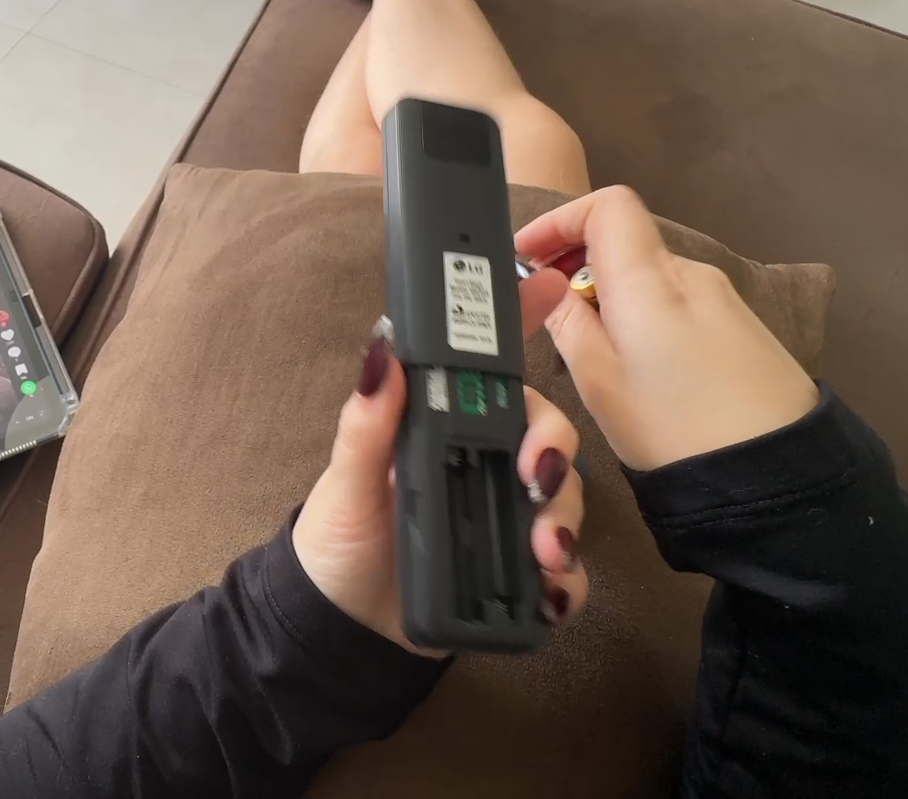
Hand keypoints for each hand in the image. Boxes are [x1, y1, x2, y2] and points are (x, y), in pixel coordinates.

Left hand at [292, 274, 587, 653]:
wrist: (344, 622)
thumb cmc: (338, 535)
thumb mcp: (348, 478)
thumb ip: (366, 422)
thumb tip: (381, 346)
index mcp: (438, 425)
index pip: (485, 368)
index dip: (520, 322)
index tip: (552, 284)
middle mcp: (476, 460)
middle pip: (541, 432)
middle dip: (553, 449)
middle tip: (535, 477)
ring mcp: (498, 513)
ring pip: (561, 496)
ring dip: (565, 518)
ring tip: (545, 553)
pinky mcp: (514, 569)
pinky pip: (562, 568)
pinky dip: (568, 581)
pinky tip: (550, 594)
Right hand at [515, 186, 819, 471]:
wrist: (776, 477)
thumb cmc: (672, 426)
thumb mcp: (596, 377)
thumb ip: (564, 318)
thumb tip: (545, 284)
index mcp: (648, 280)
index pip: (606, 206)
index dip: (559, 219)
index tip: (527, 254)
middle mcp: (689, 273)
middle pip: (622, 238)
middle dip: (573, 260)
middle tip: (543, 305)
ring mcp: (721, 297)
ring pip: (646, 271)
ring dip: (604, 288)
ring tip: (584, 341)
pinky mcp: (740, 323)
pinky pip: (674, 296)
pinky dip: (638, 307)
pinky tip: (632, 356)